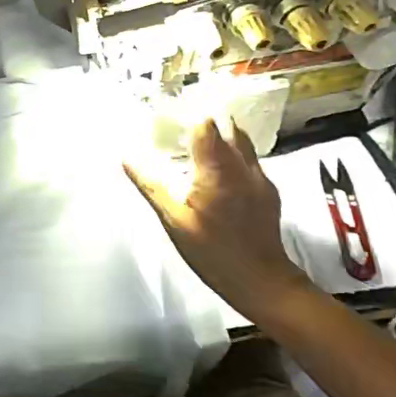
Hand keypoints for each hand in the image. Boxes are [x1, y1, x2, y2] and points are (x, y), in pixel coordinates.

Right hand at [125, 118, 310, 312]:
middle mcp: (243, 166)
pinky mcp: (268, 190)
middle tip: (183, 126)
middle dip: (206, 121)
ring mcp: (260, 177)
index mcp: (218, 170)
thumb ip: (152, 186)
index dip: (190, 115)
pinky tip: (218, 169)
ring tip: (199, 142)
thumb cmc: (212, 252)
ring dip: (222, 135)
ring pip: (242, 142)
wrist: (261, 281)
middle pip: (228, 127)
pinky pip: (249, 159)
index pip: (207, 125)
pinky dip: (233, 154)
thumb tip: (127, 159)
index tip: (172, 116)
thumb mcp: (174, 221)